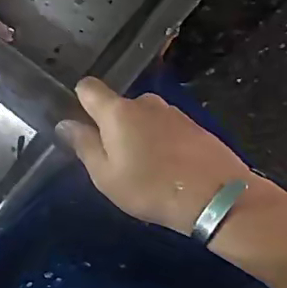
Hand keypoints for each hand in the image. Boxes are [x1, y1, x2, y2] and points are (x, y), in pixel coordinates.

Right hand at [58, 77, 255, 233]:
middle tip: (114, 158)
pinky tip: (168, 169)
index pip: (88, 87)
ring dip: (139, 135)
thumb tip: (66, 124)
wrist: (220, 200)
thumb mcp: (105, 175)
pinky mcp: (196, 127)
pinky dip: (161, 142)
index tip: (80, 124)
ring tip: (144, 167)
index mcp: (117, 111)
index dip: (79, 100)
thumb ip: (84, 146)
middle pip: (117, 106)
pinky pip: (166, 128)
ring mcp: (174, 113)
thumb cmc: (151, 188)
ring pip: (144, 118)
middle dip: (111, 125)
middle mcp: (145, 103)